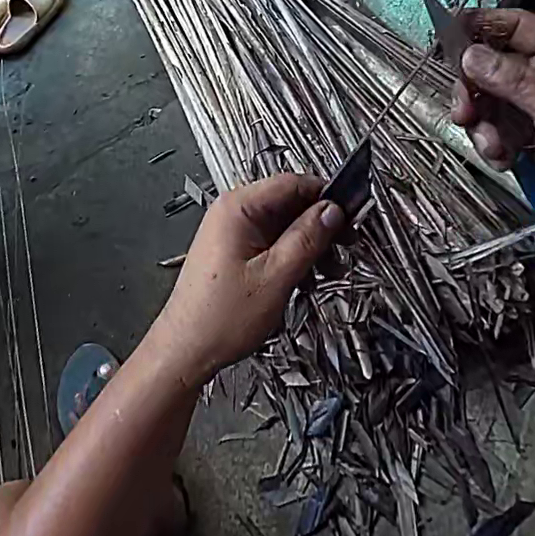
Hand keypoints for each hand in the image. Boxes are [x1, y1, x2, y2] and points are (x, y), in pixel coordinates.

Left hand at [147, 173, 343, 383]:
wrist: (185, 352)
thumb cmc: (218, 319)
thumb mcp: (276, 276)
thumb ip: (307, 239)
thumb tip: (332, 211)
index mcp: (237, 208)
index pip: (292, 183)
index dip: (325, 197)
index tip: (349, 214)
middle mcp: (232, 213)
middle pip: (289, 204)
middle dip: (320, 225)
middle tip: (345, 245)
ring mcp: (232, 231)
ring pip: (284, 225)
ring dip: (309, 244)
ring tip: (328, 270)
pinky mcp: (235, 250)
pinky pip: (272, 242)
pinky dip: (293, 255)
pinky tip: (306, 277)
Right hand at [450, 9, 534, 227]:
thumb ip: (515, 81)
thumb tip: (474, 55)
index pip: (517, 27)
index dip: (483, 25)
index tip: (452, 29)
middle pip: (490, 65)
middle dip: (472, 85)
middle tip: (466, 104)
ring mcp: (532, 106)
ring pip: (485, 100)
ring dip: (480, 120)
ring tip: (490, 140)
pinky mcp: (523, 134)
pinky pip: (491, 129)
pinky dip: (489, 142)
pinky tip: (504, 155)